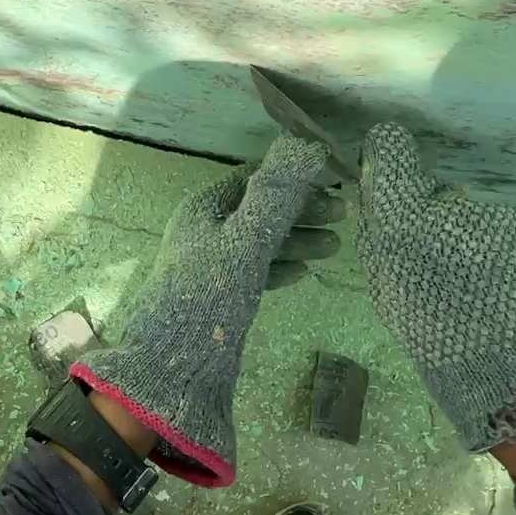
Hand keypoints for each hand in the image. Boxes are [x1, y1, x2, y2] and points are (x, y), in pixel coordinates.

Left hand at [71, 135, 337, 486]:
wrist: (172, 367)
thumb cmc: (207, 297)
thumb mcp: (245, 244)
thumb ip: (274, 198)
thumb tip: (302, 147)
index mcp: (204, 209)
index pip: (254, 178)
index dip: (293, 175)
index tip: (333, 179)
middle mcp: (203, 230)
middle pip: (259, 209)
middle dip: (300, 210)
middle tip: (344, 215)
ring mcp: (208, 264)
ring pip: (259, 241)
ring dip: (296, 240)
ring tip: (336, 246)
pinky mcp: (214, 295)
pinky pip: (252, 270)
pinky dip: (278, 268)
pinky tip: (303, 273)